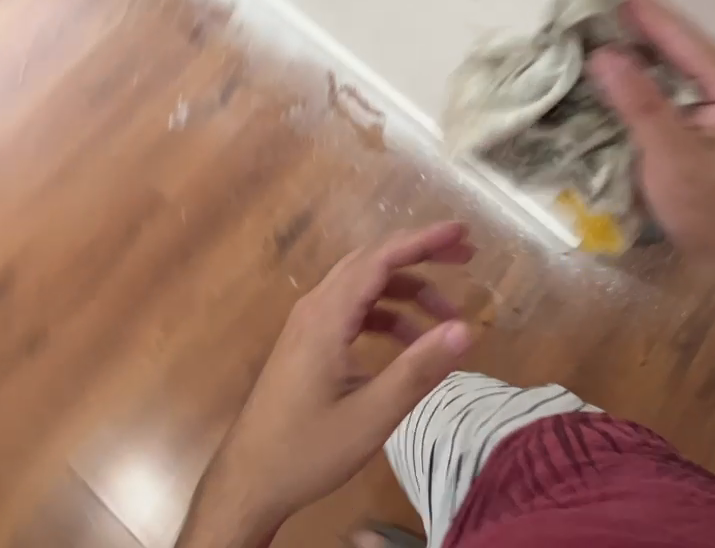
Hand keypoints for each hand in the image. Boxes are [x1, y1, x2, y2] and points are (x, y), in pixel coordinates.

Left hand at [180, 223, 476, 546]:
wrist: (248, 482)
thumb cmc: (307, 449)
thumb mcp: (371, 416)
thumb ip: (418, 369)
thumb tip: (467, 328)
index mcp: (328, 314)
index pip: (382, 257)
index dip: (424, 240)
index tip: (462, 232)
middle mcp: (316, 306)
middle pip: (374, 261)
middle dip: (422, 255)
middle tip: (466, 257)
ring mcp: (310, 322)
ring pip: (365, 285)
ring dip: (408, 292)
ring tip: (449, 318)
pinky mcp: (309, 340)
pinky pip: (355, 309)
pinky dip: (388, 315)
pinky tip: (411, 344)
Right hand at [587, 0, 714, 268]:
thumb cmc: (710, 210)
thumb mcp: (672, 158)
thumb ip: (640, 103)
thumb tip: (602, 52)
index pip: (674, 30)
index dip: (629, 14)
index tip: (581, 2)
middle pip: (666, 35)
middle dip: (620, 27)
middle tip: (569, 23)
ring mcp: (704, 93)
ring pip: (656, 54)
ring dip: (619, 47)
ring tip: (572, 38)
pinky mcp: (686, 110)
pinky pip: (652, 78)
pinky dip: (623, 72)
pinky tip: (592, 72)